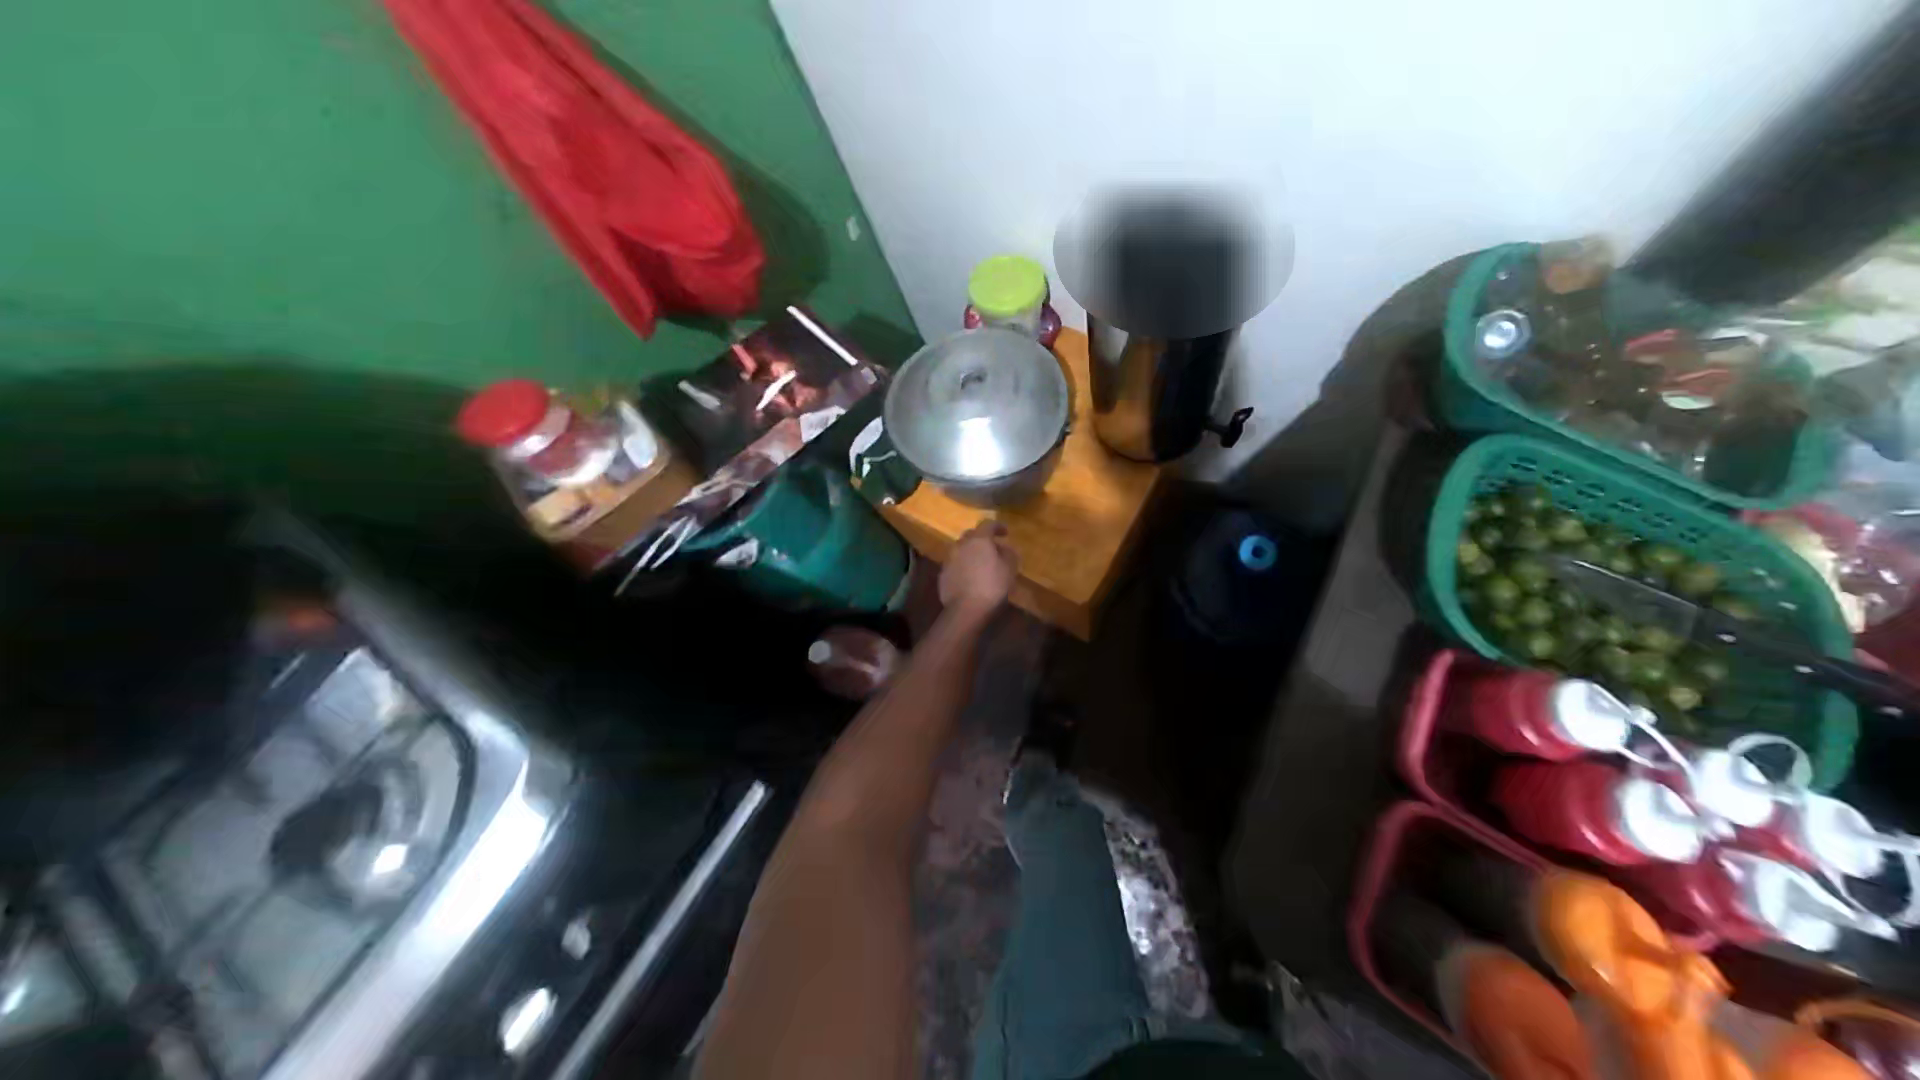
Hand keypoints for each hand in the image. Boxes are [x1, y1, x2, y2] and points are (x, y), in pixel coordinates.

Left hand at [939, 522, 1017, 618]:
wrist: (965, 609)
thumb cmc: (992, 586)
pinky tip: (969, 576)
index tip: (1005, 532)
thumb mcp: (1009, 569)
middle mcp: (961, 545)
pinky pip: (955, 564)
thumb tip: (1005, 548)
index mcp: (978, 540)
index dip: (998, 526)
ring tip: (980, 563)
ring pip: (961, 549)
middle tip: (992, 548)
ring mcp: (949, 559)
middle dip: (982, 539)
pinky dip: (963, 565)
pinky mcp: (942, 574)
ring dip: (971, 552)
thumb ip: (1009, 554)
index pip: (988, 524)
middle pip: (971, 535)